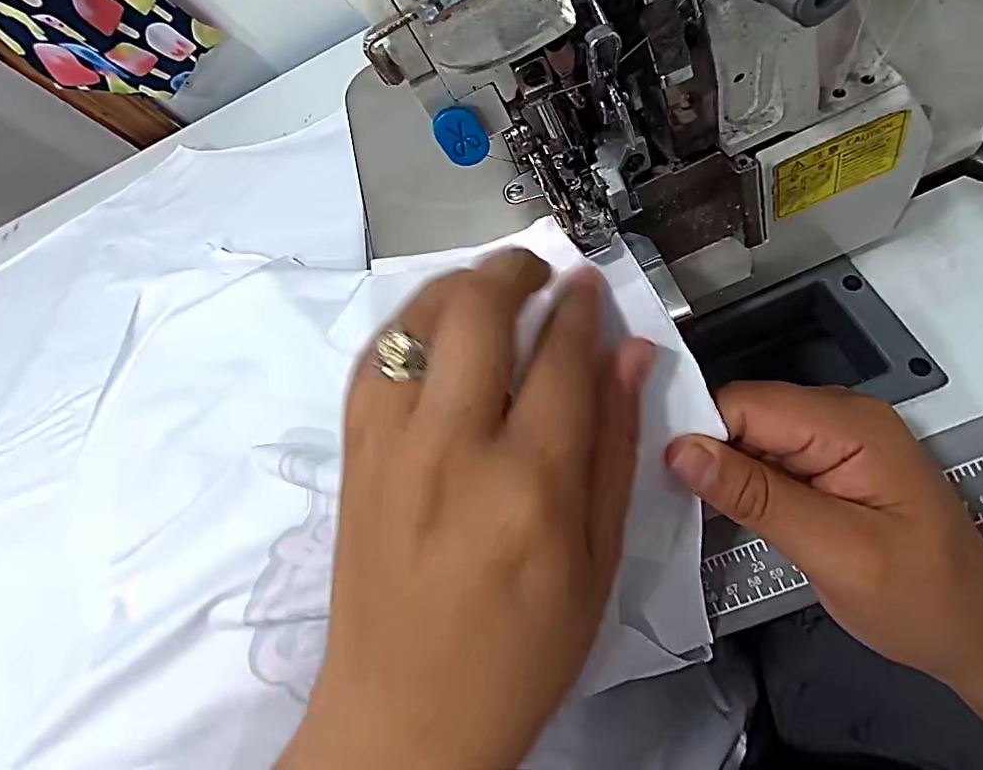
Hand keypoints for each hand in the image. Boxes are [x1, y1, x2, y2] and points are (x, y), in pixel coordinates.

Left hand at [280, 250, 655, 769]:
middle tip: (537, 269)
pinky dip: (412, 323)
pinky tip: (438, 326)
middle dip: (513, 270)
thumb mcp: (598, 558)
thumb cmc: (520, 650)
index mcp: (530, 485)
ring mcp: (390, 444)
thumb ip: (616, 442)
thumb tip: (628, 353)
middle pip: (479, 313)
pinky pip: (377, 354)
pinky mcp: (354, 450)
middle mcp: (452, 449)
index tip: (587, 284)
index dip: (580, 307)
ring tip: (491, 285)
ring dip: (459, 284)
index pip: (561, 357)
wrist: (403, 714)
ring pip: (419, 320)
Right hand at [664, 382, 982, 681]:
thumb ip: (757, 497)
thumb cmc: (921, 599)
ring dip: (721, 464)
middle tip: (676, 492)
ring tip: (698, 502)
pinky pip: (761, 449)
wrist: (975, 631)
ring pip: (746, 429)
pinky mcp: (820, 455)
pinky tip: (726, 502)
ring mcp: (830, 433)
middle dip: (707, 448)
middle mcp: (838, 413)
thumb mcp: (837, 554)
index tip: (664, 469)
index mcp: (851, 424)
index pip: (748, 404)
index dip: (701, 431)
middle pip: (744, 410)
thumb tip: (684, 451)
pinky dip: (739, 476)